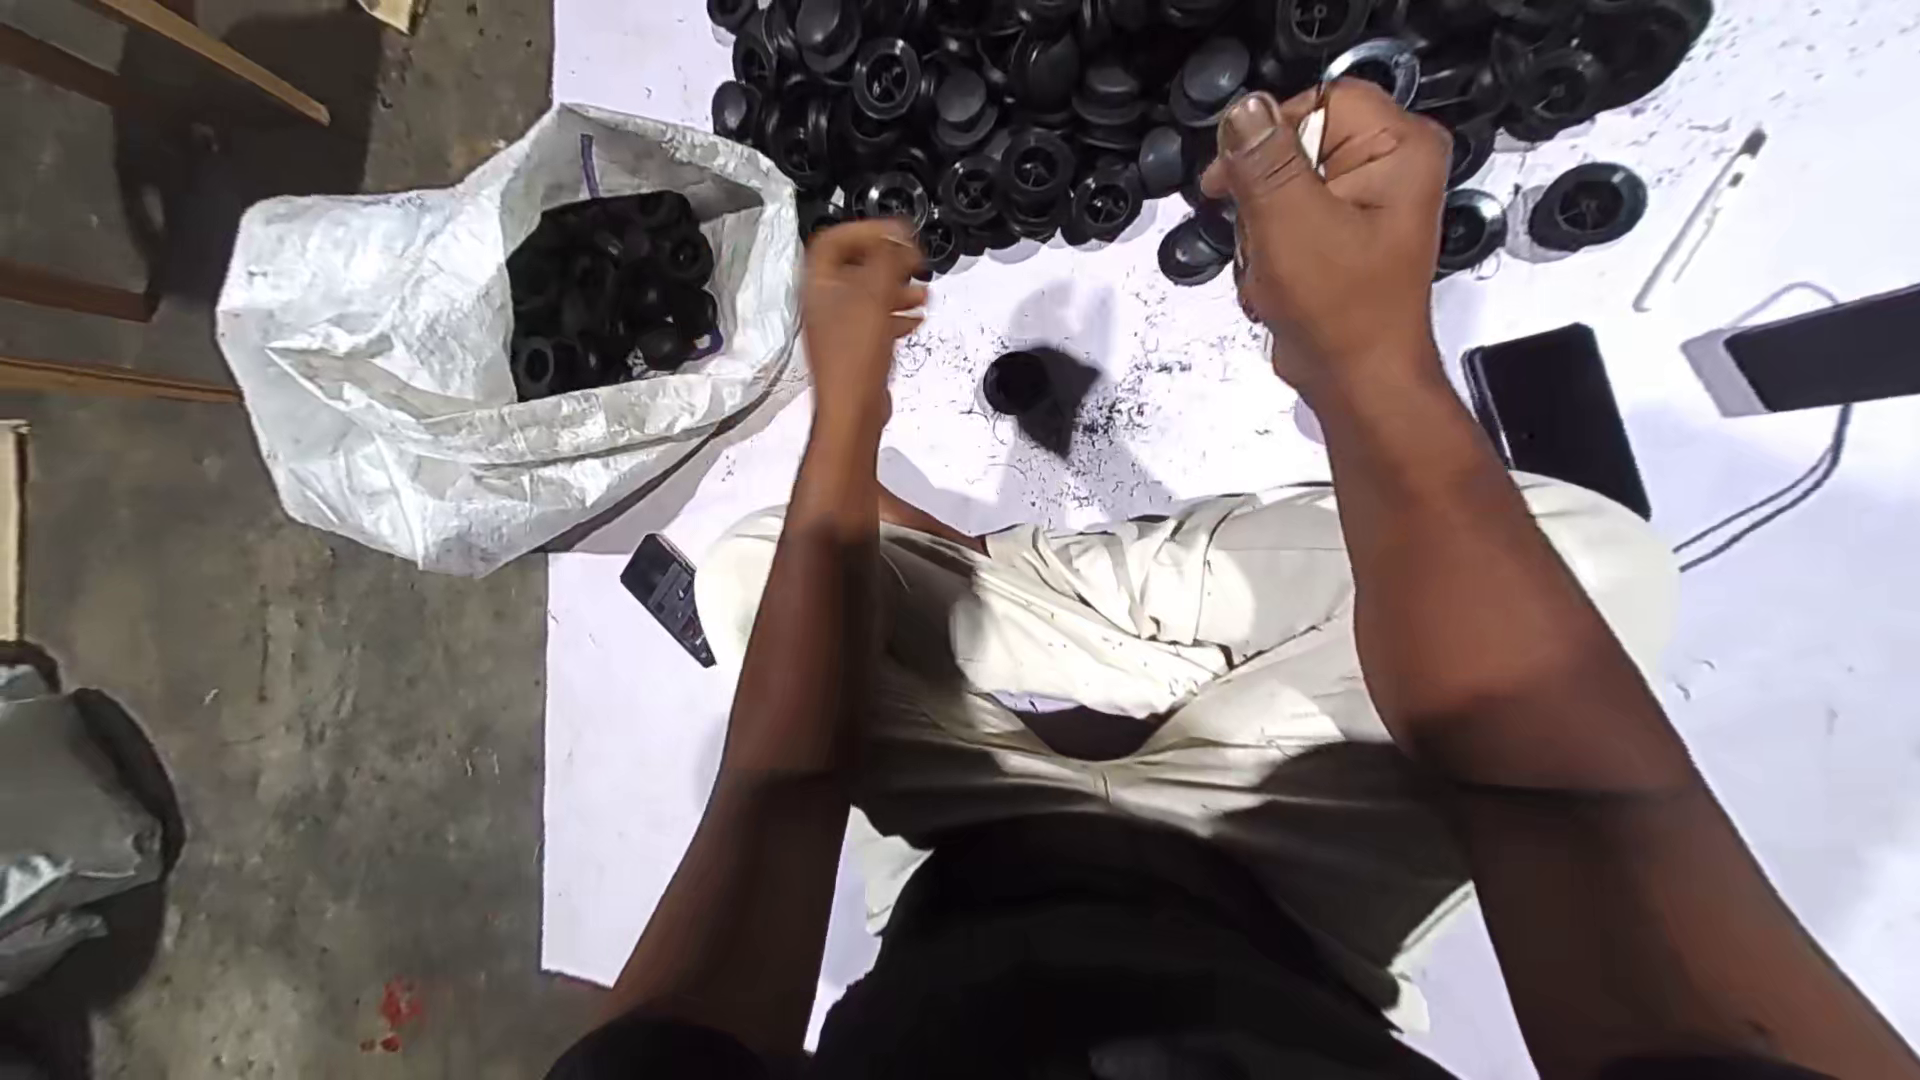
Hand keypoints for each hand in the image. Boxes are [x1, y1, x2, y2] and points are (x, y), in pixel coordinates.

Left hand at [801, 219, 926, 438]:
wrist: (853, 408)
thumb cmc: (853, 360)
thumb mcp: (875, 296)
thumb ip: (888, 260)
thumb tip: (898, 237)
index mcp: (819, 284)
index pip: (837, 238)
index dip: (868, 230)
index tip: (895, 233)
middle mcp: (824, 303)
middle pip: (856, 266)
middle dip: (888, 261)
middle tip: (912, 261)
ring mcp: (838, 327)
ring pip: (869, 294)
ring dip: (896, 288)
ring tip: (920, 290)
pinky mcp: (854, 348)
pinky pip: (876, 321)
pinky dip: (896, 315)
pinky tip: (913, 320)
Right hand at [1200, 81, 1451, 402]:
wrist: (1351, 377)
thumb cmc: (1344, 315)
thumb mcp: (1291, 226)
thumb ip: (1265, 164)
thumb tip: (1243, 114)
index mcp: (1395, 151)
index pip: (1316, 102)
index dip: (1265, 137)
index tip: (1230, 175)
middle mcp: (1383, 173)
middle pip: (1292, 151)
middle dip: (1260, 203)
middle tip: (1265, 238)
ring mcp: (1357, 209)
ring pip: (1277, 195)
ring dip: (1258, 236)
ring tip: (1275, 270)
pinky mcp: (1332, 241)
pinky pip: (1279, 228)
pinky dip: (1264, 256)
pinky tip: (1275, 282)